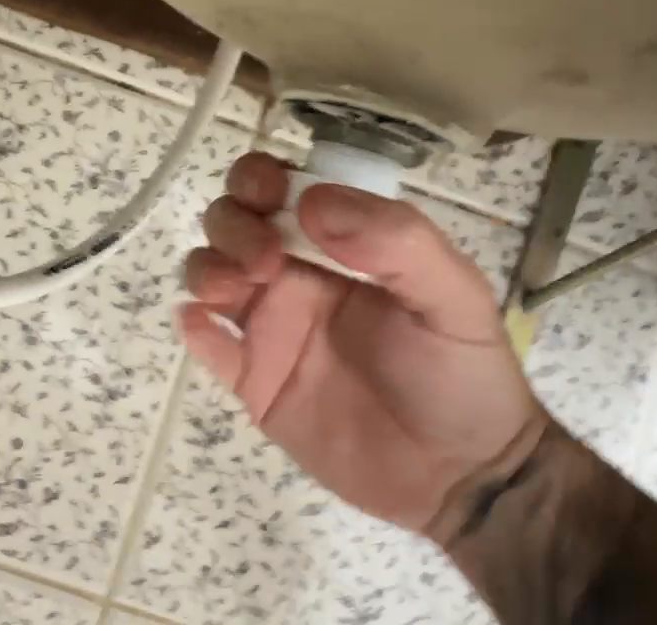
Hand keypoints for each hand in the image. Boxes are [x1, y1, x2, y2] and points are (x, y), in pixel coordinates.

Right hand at [176, 152, 547, 540]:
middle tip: (263, 264)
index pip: (280, 187)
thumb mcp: (455, 296)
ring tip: (227, 294)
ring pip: (207, 270)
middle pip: (231, 221)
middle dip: (232, 226)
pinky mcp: (252, 378)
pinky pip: (205, 343)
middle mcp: (293, 274)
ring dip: (204, 267)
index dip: (259, 179)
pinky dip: (192, 326)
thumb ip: (398, 240)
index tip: (269, 198)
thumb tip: (313, 202)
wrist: (463, 478)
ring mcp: (268, 325)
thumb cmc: (463, 375)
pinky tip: (205, 329)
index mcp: (337, 244)